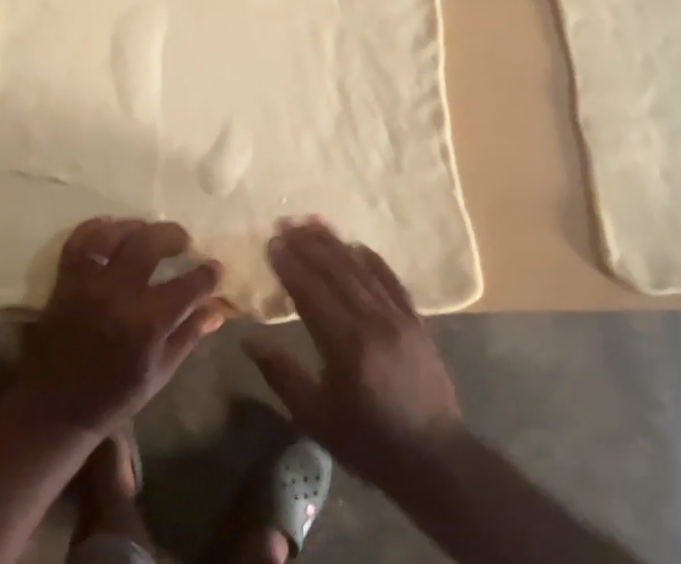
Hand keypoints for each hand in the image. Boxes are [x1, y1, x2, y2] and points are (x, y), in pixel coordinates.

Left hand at [15, 217, 223, 434]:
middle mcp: (119, 293)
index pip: (189, 285)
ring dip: (136, 226)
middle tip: (183, 241)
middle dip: (172, 236)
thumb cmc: (114, 395)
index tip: (214, 268)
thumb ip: (188, 335)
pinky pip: (79, 240)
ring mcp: (88, 283)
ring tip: (148, 231)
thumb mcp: (160, 372)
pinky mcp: (65, 280)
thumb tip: (216, 309)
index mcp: (148, 322)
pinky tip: (111, 227)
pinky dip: (96, 227)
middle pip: (149, 243)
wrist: (56, 404)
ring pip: (113, 234)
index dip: (207, 274)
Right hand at [245, 218, 463, 486]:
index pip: (310, 292)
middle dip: (308, 245)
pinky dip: (373, 261)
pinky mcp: (417, 323)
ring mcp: (400, 319)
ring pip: (362, 270)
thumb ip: (281, 374)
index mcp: (345, 345)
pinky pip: (392, 282)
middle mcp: (373, 322)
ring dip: (335, 244)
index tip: (270, 243)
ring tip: (312, 222)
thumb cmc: (367, 440)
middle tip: (284, 222)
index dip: (289, 265)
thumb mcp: (314, 416)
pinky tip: (356, 246)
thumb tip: (247, 339)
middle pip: (336, 272)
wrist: (434, 459)